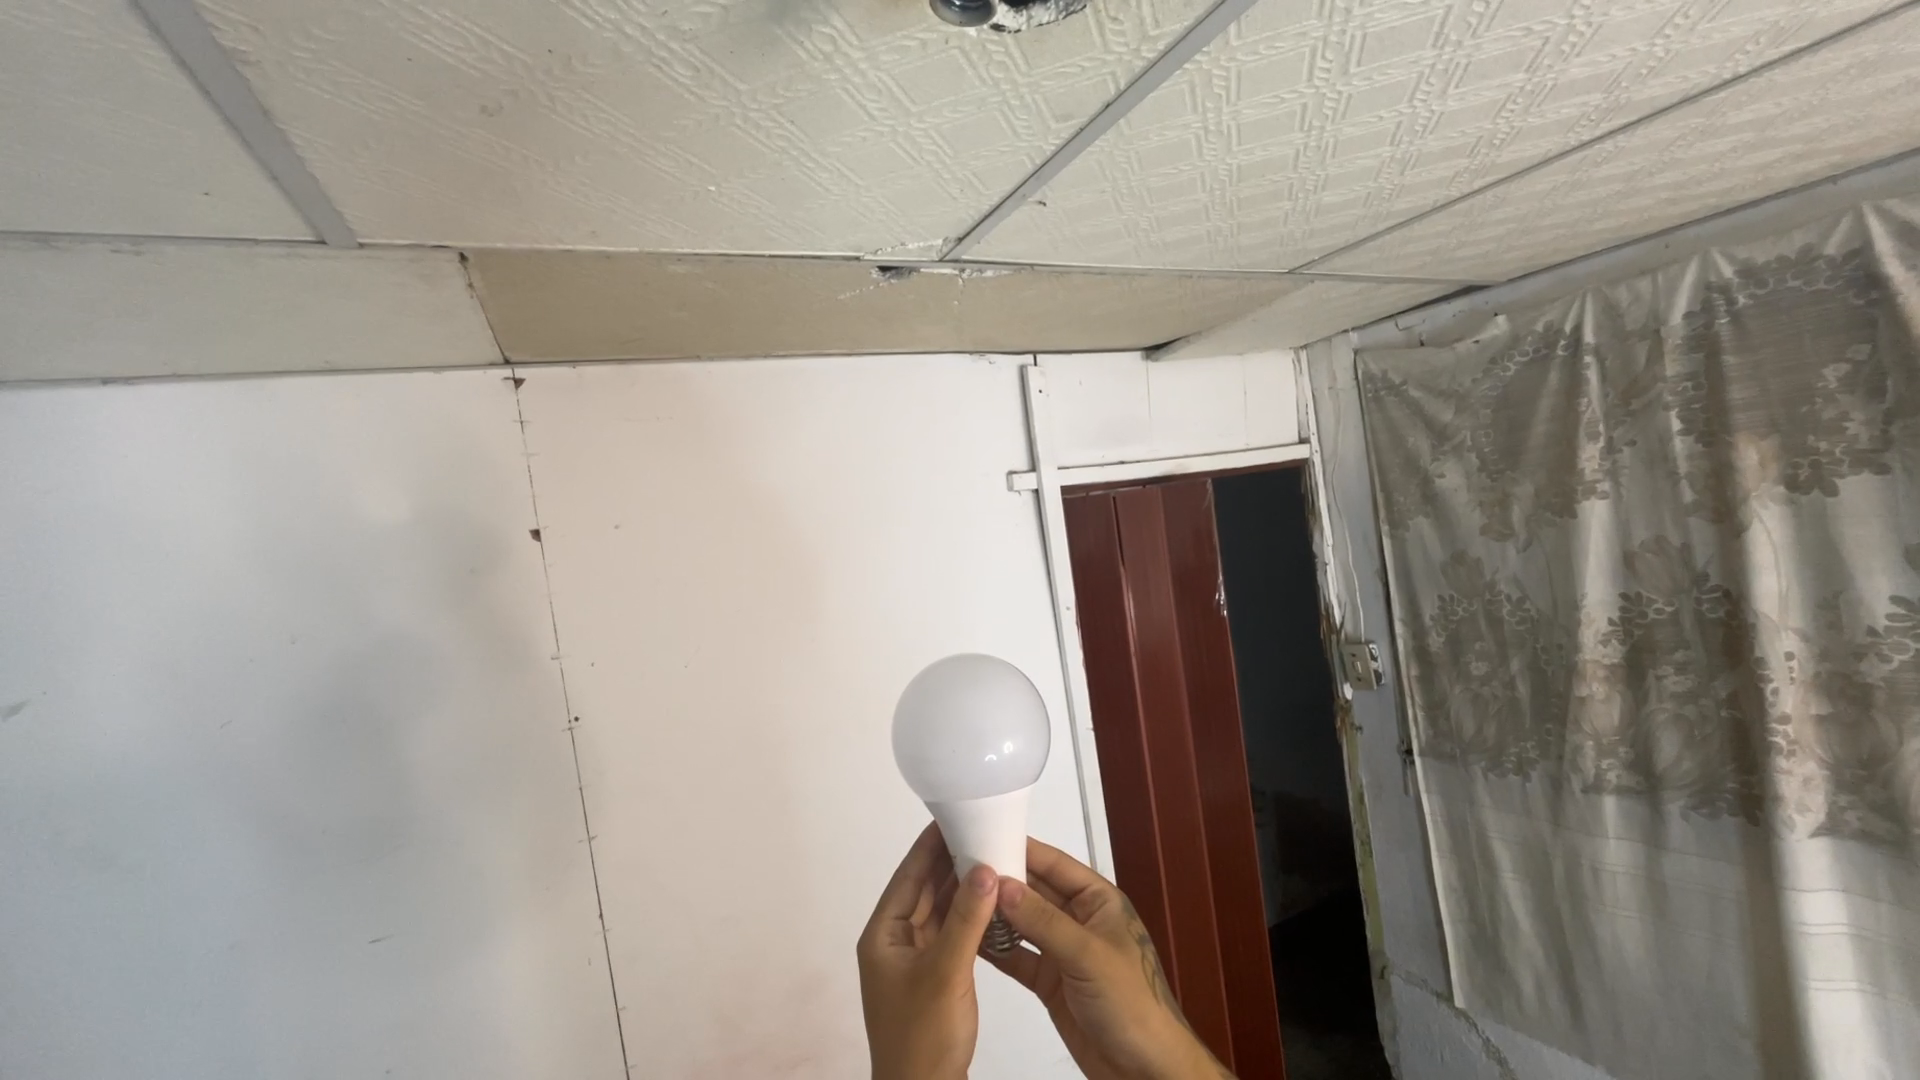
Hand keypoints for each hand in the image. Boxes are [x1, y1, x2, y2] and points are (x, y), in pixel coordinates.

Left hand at [857, 821, 1000, 1079]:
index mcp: (883, 934)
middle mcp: (895, 940)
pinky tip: (992, 897)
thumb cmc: (924, 1033)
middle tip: (981, 827)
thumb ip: (967, 918)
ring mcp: (913, 958)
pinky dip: (969, 913)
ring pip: (940, 909)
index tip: (954, 812)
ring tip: (992, 853)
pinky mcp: (933, 973)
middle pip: (924, 889)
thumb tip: (985, 867)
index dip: (930, 844)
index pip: (908, 875)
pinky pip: (951, 930)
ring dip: (963, 885)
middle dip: (951, 860)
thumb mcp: (946, 971)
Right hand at [983, 838, 1233, 1079]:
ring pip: (1022, 922)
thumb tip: (1001, 884)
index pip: (1054, 864)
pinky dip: (996, 947)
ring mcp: (1063, 950)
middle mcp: (1078, 918)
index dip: (1021, 849)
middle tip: (959, 868)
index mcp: (1097, 899)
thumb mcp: (1088, 955)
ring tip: (956, 898)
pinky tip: (968, 937)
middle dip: (1001, 880)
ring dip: (995, 913)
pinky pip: (1018, 955)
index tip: (982, 837)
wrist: (1147, 1070)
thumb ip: (1043, 920)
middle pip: (1034, 890)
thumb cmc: (1131, 1002)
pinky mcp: (1050, 980)